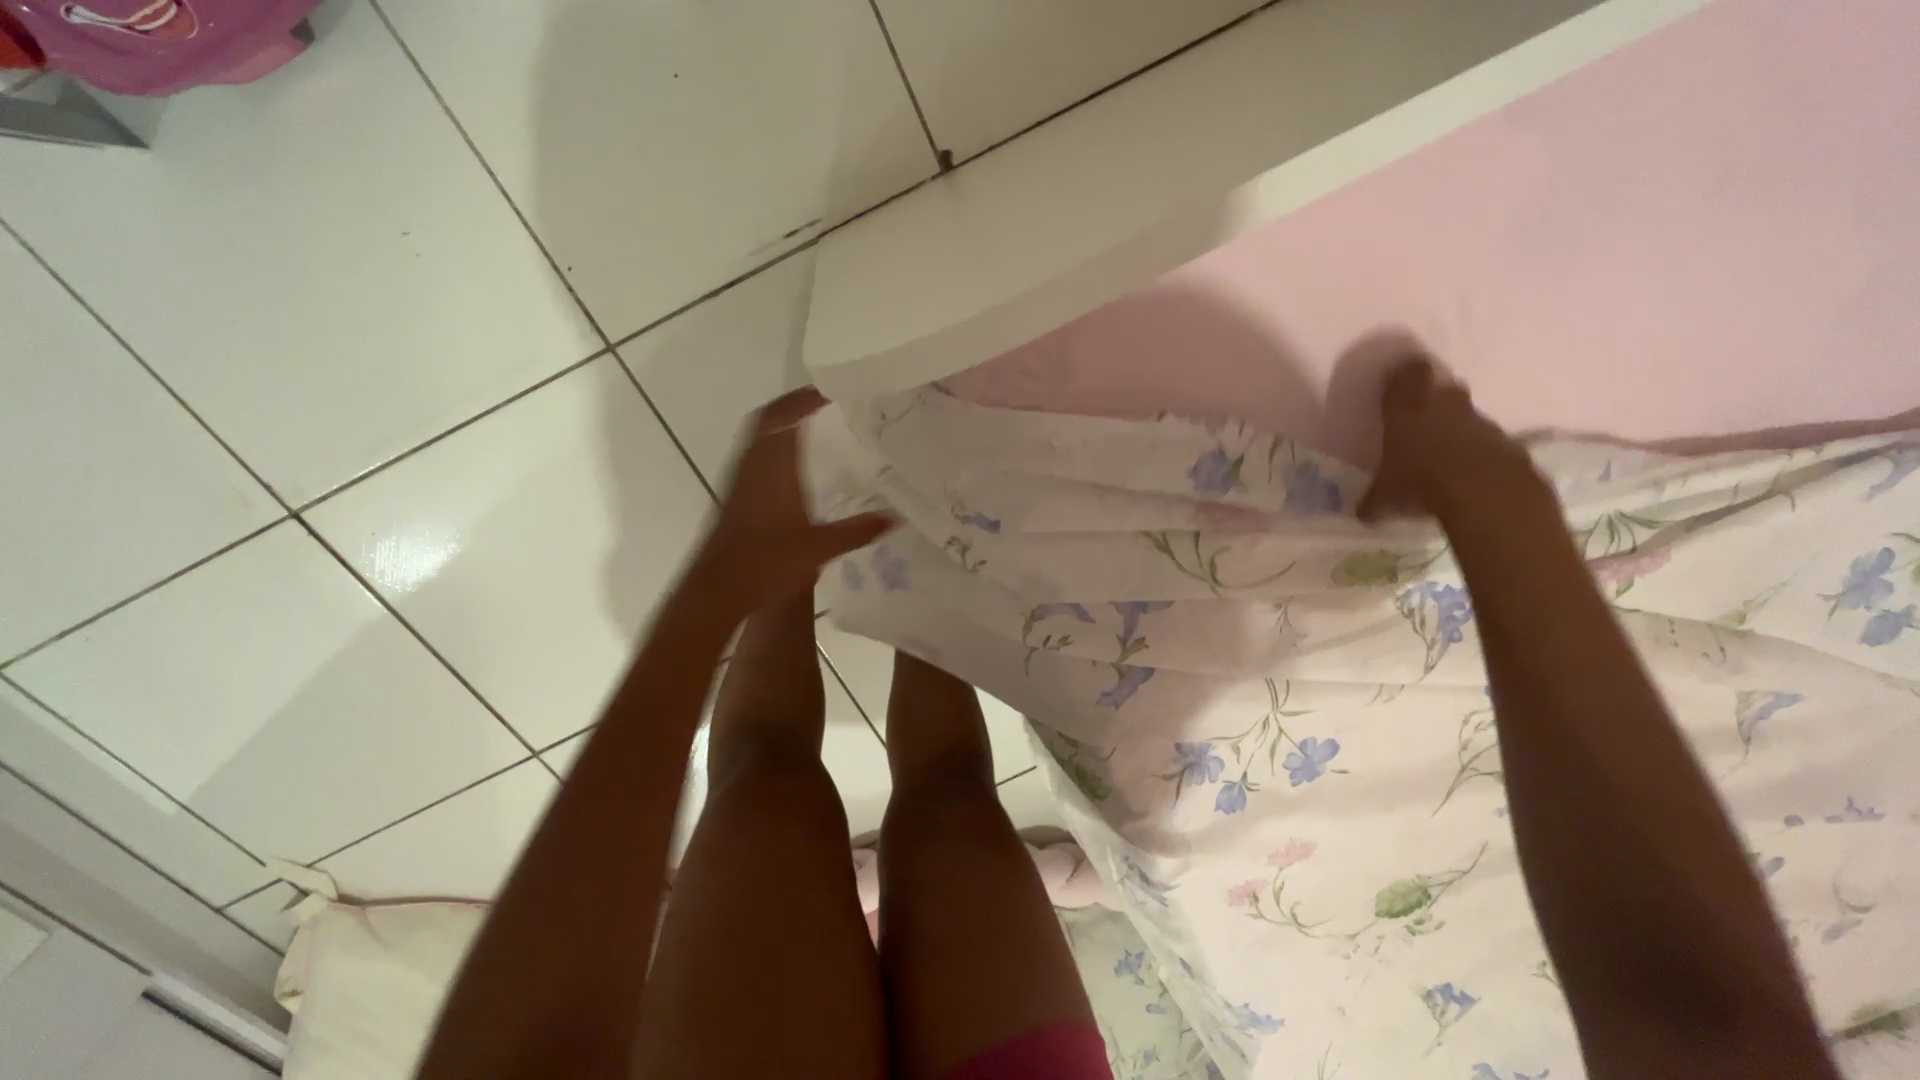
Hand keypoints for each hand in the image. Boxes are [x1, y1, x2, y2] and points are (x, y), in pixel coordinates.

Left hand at [692, 387, 897, 612]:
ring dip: (781, 421)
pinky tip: (790, 460)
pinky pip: (754, 452)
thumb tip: (897, 518)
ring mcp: (740, 478)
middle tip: (822, 398)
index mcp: (774, 467)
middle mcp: (753, 464)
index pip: (787, 416)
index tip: (832, 389)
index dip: (807, 398)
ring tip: (810, 420)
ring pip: (758, 433)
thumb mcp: (820, 548)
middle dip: (793, 402)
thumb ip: (859, 531)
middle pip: (768, 416)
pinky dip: (773, 441)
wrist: (717, 588)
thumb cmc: (766, 563)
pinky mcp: (735, 494)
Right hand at [1356, 354, 1539, 522]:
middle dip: (1435, 399)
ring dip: (1459, 427)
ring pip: (1467, 414)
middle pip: (1443, 388)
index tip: (1397, 384)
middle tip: (1423, 419)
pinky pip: (1489, 440)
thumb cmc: (1420, 483)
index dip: (1402, 376)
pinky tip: (1472, 475)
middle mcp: (1444, 406)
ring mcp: (1479, 422)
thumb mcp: (1384, 498)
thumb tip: (1363, 514)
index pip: (1404, 376)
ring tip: (1447, 455)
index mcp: (1406, 411)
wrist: (1485, 492)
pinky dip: (1480, 452)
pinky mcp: (1506, 441)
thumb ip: (1373, 501)